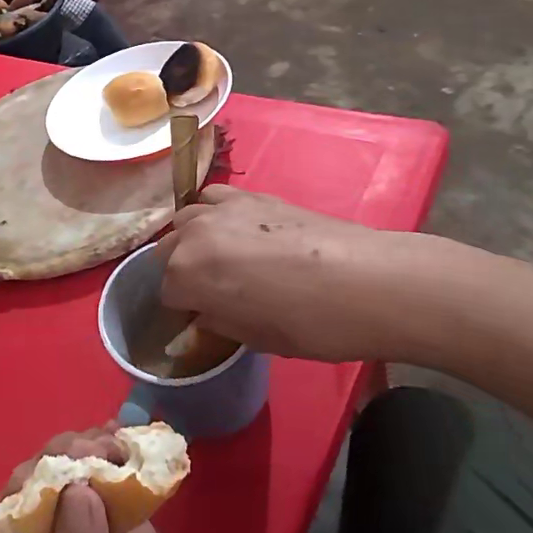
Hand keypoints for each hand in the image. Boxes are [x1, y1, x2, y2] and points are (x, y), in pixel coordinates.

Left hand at [0, 428, 233, 532]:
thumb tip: (76, 489)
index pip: (12, 526)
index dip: (32, 486)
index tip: (67, 462)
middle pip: (50, 495)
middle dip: (67, 460)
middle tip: (99, 444)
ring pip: (88, 484)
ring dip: (99, 452)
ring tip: (119, 439)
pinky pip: (131, 494)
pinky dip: (133, 463)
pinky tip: (137, 440)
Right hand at [157, 186, 399, 362]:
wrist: (365, 280)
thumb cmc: (308, 323)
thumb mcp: (255, 338)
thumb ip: (218, 322)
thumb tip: (206, 314)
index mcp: (187, 273)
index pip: (166, 291)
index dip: (183, 309)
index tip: (201, 319)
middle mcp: (196, 233)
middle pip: (169, 249)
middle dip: (182, 270)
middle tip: (210, 291)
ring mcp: (226, 208)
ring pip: (188, 218)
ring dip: (194, 238)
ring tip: (220, 258)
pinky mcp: (255, 194)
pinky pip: (218, 199)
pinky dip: (218, 214)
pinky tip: (240, 232)